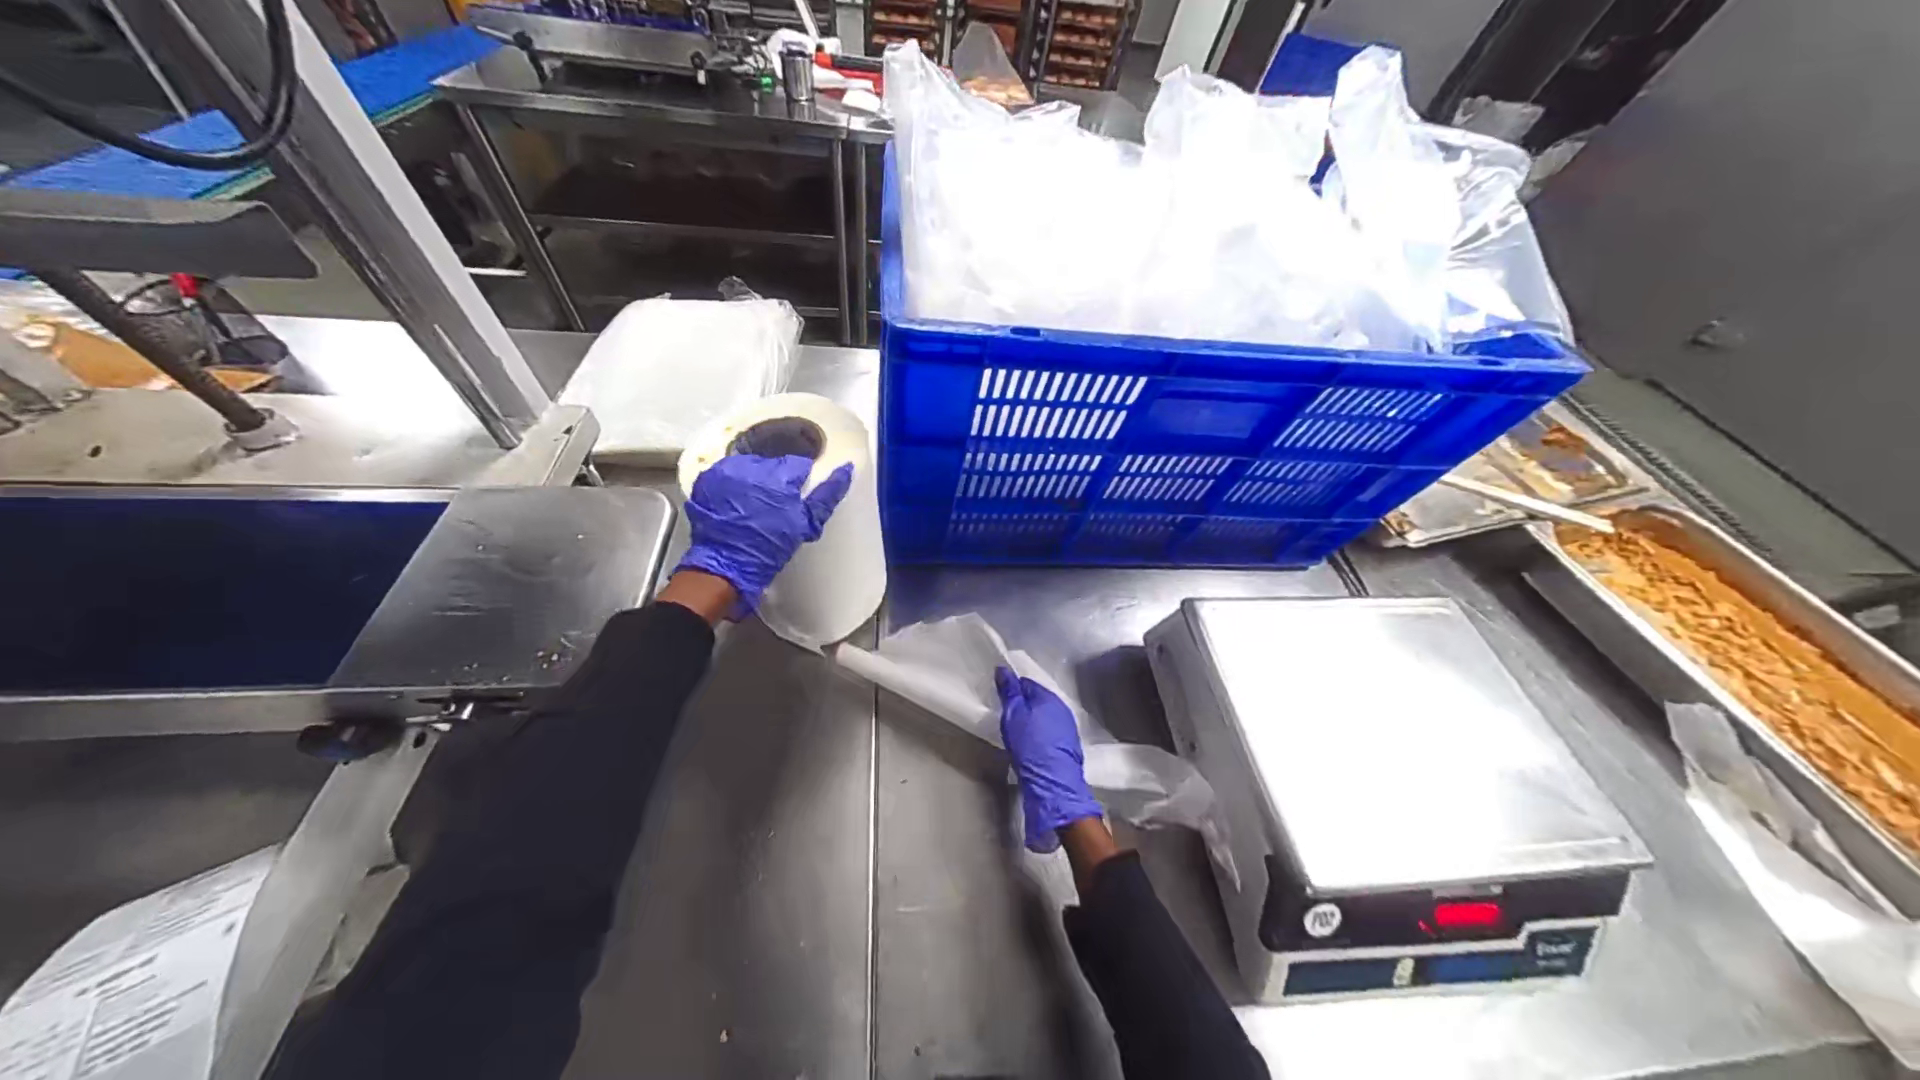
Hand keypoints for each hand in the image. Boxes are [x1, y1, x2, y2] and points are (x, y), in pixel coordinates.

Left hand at [677, 453, 853, 617]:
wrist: (725, 565)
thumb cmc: (769, 548)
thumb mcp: (806, 524)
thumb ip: (827, 496)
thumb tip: (846, 468)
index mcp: (780, 474)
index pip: (798, 463)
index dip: (800, 479)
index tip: (796, 495)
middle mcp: (752, 465)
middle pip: (772, 463)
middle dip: (776, 479)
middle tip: (775, 504)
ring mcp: (726, 470)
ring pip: (749, 465)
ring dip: (753, 479)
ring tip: (753, 503)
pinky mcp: (707, 478)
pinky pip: (726, 472)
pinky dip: (732, 484)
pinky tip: (735, 503)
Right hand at [996, 666, 1103, 852]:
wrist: (1053, 785)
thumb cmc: (1030, 746)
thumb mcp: (1013, 715)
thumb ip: (1009, 692)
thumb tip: (1003, 669)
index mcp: (1048, 697)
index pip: (1026, 683)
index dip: (1012, 689)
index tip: (1000, 698)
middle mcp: (1061, 709)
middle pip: (1037, 700)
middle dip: (1022, 705)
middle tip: (1006, 715)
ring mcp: (1067, 729)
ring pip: (1044, 717)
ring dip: (1031, 720)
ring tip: (1016, 732)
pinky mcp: (1068, 747)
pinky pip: (1049, 733)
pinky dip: (1039, 735)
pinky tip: (1029, 745)